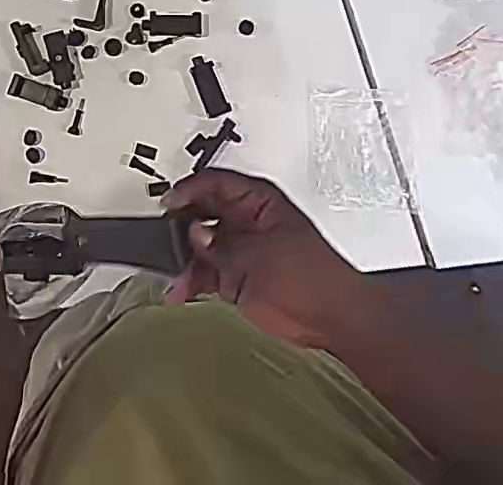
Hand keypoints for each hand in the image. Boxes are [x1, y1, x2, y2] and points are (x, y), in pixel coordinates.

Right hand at [161, 169, 377, 350]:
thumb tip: (195, 234)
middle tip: (165, 239)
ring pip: (206, 244)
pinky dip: (197, 279)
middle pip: (206, 212)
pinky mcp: (246, 273)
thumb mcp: (255, 259)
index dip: (189, 189)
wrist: (337, 321)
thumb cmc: (314, 280)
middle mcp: (251, 219)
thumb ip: (220, 246)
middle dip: (183, 228)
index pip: (215, 183)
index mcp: (259, 201)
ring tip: (174, 277)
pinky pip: (213, 269)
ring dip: (188, 260)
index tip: (169, 202)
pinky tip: (185, 290)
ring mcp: (248, 246)